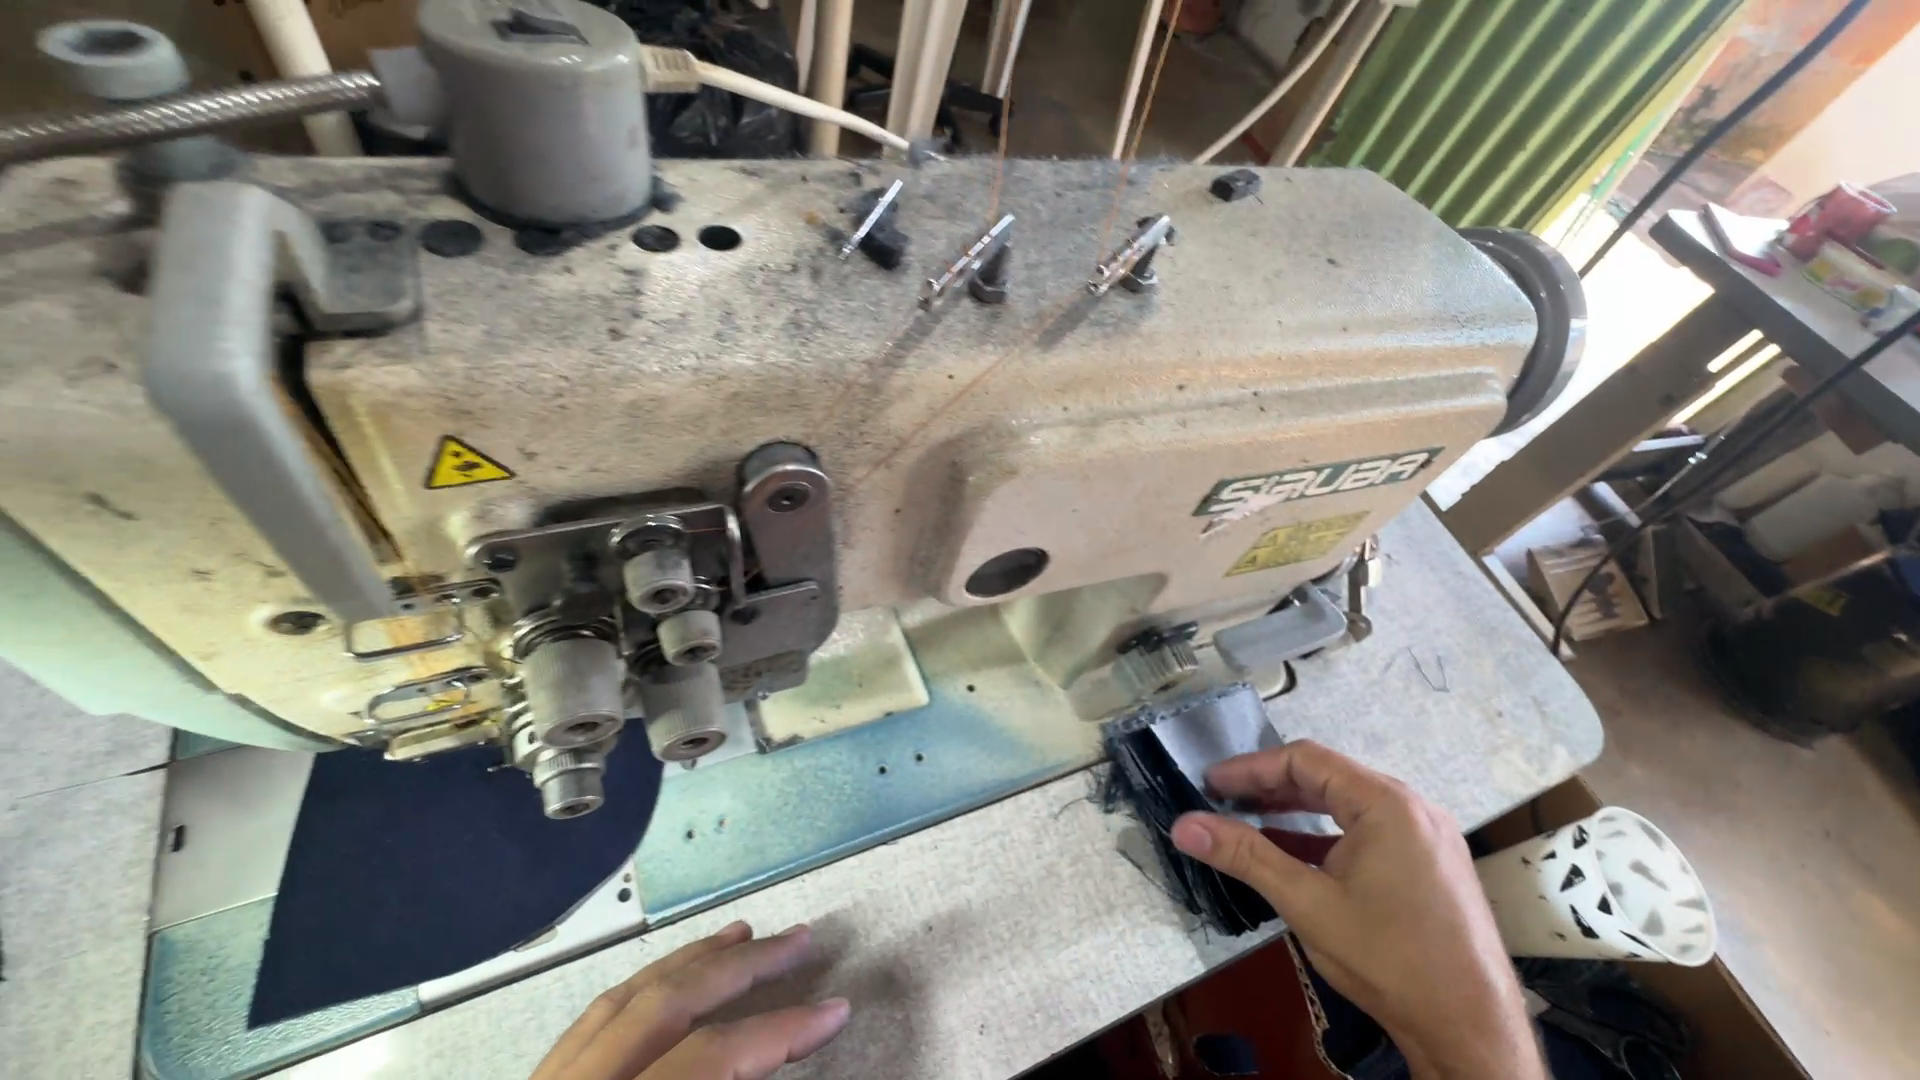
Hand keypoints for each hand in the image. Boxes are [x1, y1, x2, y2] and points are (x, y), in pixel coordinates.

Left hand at [532, 921, 849, 1079]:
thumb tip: (764, 1067)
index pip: (709, 1062)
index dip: (780, 1032)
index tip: (836, 1011)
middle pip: (667, 1007)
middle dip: (743, 967)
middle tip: (801, 939)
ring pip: (627, 998)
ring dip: (694, 960)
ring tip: (745, 933)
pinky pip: (594, 1017)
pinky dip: (645, 983)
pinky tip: (673, 974)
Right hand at [1168, 741, 1542, 1079]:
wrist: (1473, 1031)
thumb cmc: (1389, 960)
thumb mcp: (1306, 903)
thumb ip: (1244, 856)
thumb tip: (1183, 826)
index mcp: (1387, 804)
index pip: (1305, 760)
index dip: (1251, 767)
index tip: (1209, 783)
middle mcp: (1410, 807)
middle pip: (1326, 777)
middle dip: (1269, 785)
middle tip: (1221, 799)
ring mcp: (1424, 835)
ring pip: (1345, 803)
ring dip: (1294, 808)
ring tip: (1247, 818)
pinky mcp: (1427, 862)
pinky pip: (1365, 829)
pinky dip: (1323, 833)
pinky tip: (1291, 851)